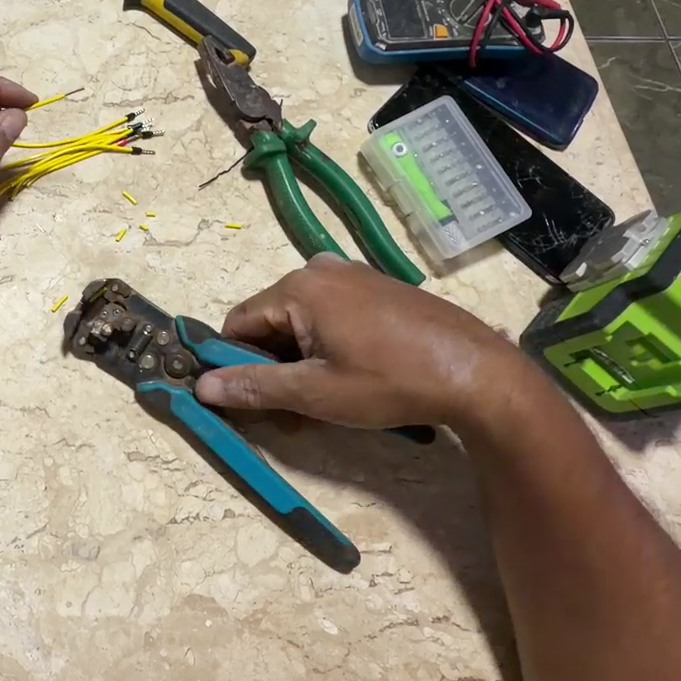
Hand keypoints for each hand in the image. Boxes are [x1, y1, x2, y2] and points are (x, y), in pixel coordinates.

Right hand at [193, 253, 535, 431]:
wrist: (479, 373)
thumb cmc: (390, 381)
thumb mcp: (316, 392)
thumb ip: (255, 386)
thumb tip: (202, 386)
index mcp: (297, 287)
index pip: (238, 322)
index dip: (234, 362)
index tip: (251, 398)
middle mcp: (318, 270)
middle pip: (269, 320)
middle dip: (272, 365)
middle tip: (292, 410)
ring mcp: (351, 274)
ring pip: (300, 320)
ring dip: (299, 359)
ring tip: (323, 400)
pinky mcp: (376, 286)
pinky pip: (330, 313)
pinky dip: (326, 344)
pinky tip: (349, 376)